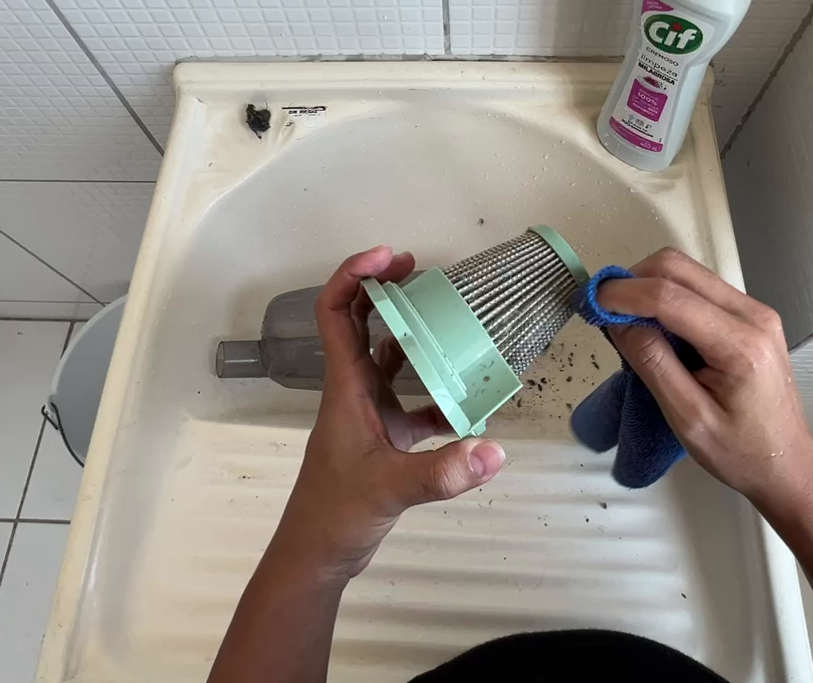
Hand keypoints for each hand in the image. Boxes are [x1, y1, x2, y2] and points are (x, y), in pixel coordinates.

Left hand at [268, 246, 506, 583]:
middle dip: (384, 287)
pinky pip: (411, 397)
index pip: (336, 311)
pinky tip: (468, 395)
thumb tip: (495, 449)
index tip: (390, 257)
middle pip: (361, 320)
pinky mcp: (383, 433)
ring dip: (411, 330)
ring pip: (386, 354)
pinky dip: (434, 388)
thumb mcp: (391, 487)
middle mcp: (354, 386)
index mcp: (345, 383)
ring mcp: (368, 409)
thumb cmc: (336, 513)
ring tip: (447, 313)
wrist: (317, 555)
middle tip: (418, 268)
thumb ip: (441, 471)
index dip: (355, 275)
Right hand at [598, 248, 812, 518]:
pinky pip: (696, 284)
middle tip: (605, 311)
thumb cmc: (740, 453)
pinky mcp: (747, 312)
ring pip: (685, 269)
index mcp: (741, 345)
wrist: (788, 465)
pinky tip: (652, 323)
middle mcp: (752, 314)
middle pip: (677, 267)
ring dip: (646, 284)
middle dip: (632, 281)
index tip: (590, 305)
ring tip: (624, 318)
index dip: (623, 294)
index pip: (669, 297)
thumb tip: (615, 318)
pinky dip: (664, 292)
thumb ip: (651, 361)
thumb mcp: (686, 417)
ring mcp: (753, 309)